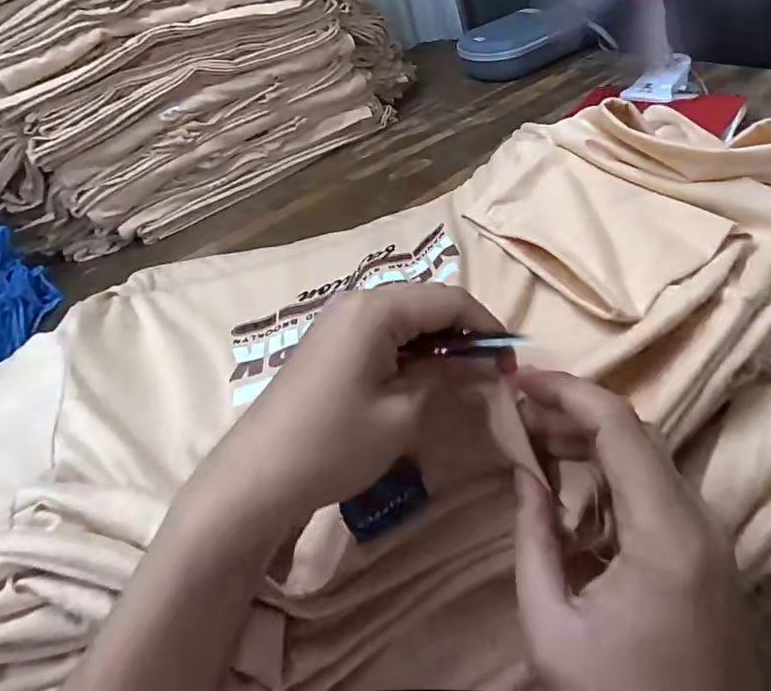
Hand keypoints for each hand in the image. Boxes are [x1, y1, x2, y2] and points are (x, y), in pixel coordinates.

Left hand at [193, 282, 503, 529]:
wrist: (259, 472)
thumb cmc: (335, 442)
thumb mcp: (403, 414)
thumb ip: (447, 378)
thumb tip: (481, 364)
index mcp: (377, 308)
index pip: (449, 299)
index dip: (486, 327)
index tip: (511, 364)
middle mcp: (357, 299)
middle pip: (426, 302)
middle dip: (462, 333)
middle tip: (489, 374)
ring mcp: (339, 318)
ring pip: (404, 317)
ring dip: (436, 342)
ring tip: (460, 379)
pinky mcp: (329, 339)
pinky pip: (381, 331)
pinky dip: (408, 349)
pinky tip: (419, 378)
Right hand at [512, 368, 760, 690]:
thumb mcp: (553, 628)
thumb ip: (533, 539)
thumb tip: (526, 472)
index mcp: (667, 533)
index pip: (617, 423)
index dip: (565, 388)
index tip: (518, 379)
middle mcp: (701, 520)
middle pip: (634, 430)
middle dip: (570, 409)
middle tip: (516, 412)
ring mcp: (712, 537)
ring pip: (646, 453)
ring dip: (589, 437)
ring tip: (534, 438)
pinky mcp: (709, 554)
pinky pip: (655, 486)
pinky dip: (610, 469)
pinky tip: (571, 483)